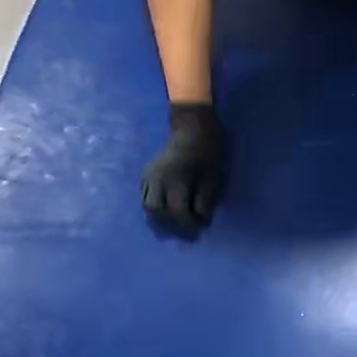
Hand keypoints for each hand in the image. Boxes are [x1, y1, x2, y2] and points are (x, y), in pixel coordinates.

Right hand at [142, 102, 225, 231]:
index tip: (200, 228)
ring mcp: (149, 176)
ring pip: (146, 204)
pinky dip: (154, 204)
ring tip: (173, 219)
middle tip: (185, 224)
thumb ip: (204, 201)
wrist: (192, 128)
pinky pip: (144, 195)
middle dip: (170, 222)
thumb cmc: (207, 153)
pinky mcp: (146, 173)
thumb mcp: (212, 178)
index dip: (189, 224)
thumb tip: (199, 220)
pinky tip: (166, 205)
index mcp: (176, 181)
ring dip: (159, 215)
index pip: (178, 212)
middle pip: (155, 211)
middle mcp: (158, 180)